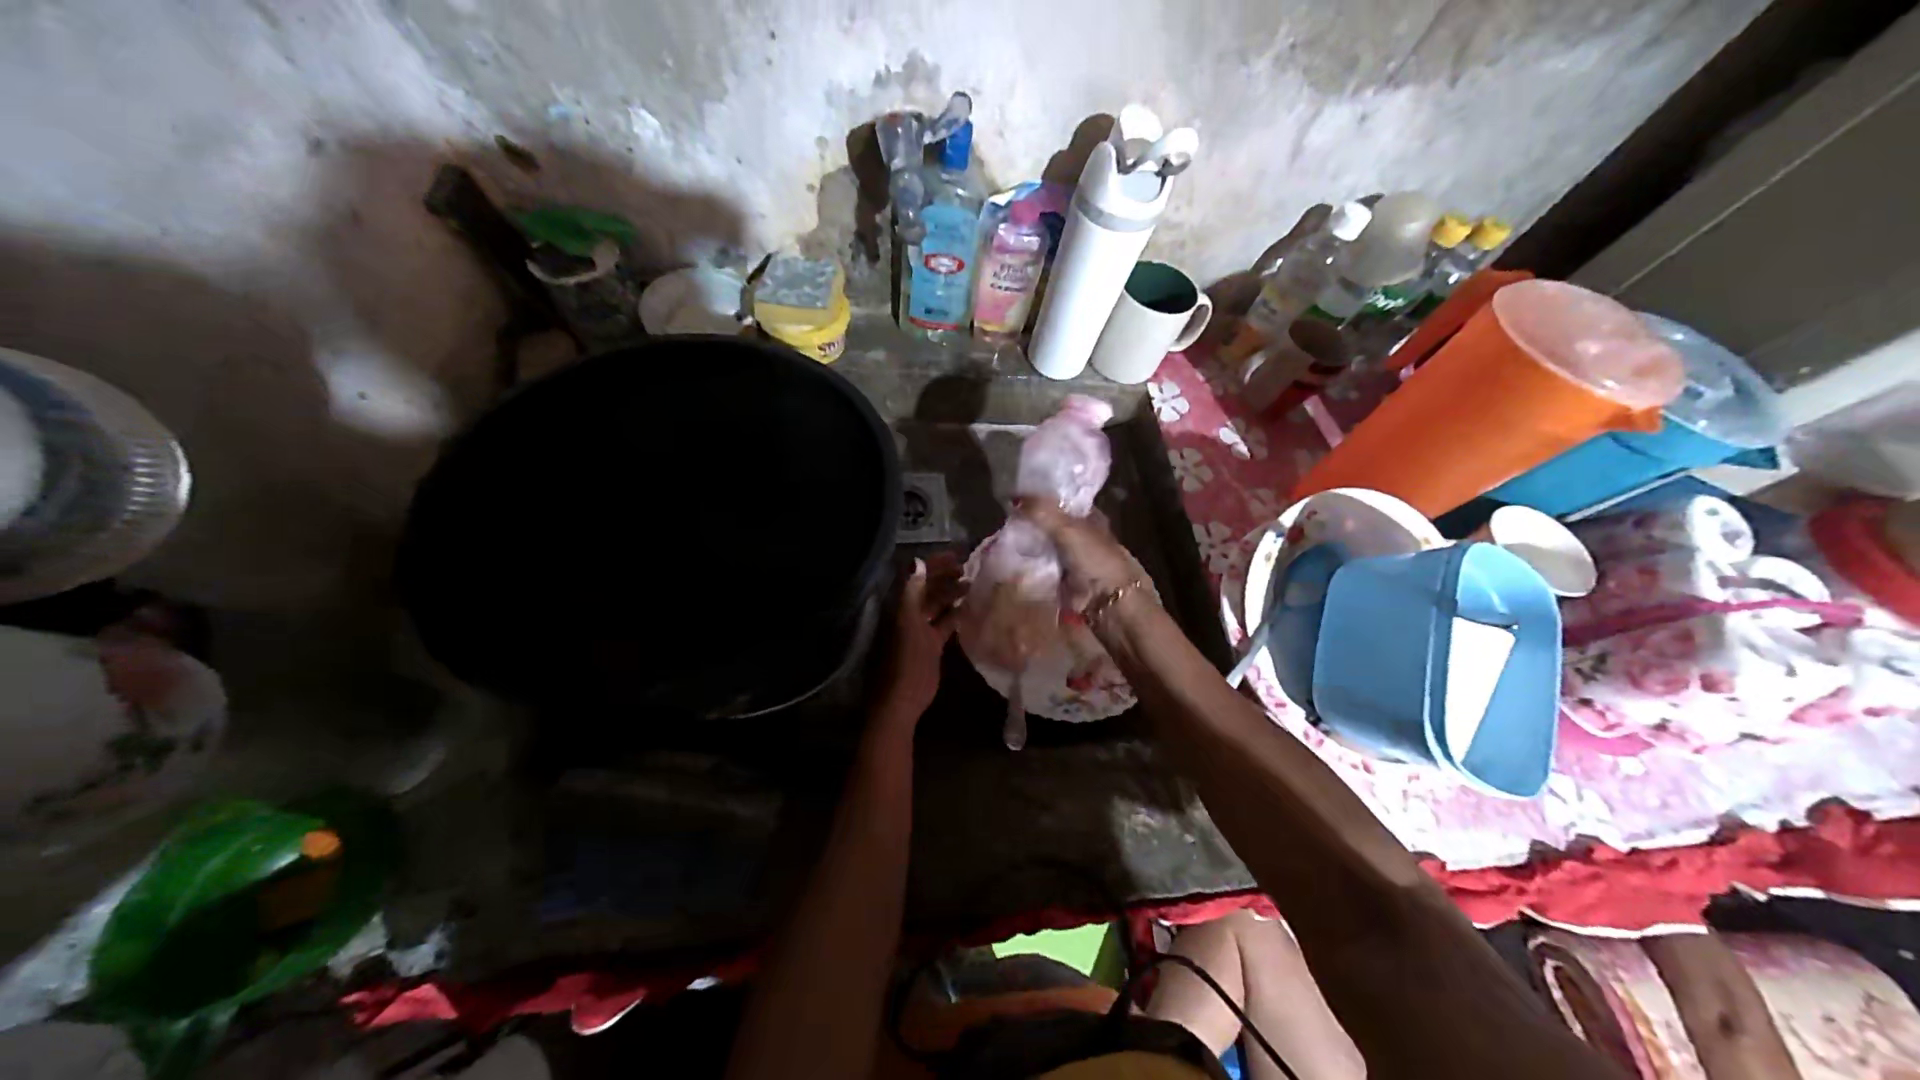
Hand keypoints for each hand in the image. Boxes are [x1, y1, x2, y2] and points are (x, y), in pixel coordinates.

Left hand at [875, 553, 964, 723]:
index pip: (917, 577)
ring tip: (972, 584)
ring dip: (952, 593)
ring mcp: (920, 629)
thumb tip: (917, 561)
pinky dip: (955, 614)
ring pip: (937, 604)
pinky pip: (944, 623)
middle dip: (945, 576)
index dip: (934, 564)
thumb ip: (912, 592)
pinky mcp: (931, 644)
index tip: (957, 555)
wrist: (904, 698)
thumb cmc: (905, 660)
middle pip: (928, 588)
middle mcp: (909, 614)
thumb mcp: (908, 623)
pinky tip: (970, 608)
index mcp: (901, 607)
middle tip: (968, 568)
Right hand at [1013, 498, 1152, 614]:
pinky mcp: (1057, 576)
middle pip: (1047, 523)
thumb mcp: (1069, 528)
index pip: (1061, 500)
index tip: (1015, 495)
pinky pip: (1036, 564)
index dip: (1040, 496)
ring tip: (999, 535)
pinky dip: (1025, 561)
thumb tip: (1014, 499)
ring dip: (1024, 542)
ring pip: (1040, 543)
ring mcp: (1067, 556)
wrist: (1106, 600)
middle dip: (1028, 521)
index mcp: (1088, 516)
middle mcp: (1078, 534)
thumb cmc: (1095, 558)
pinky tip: (1007, 555)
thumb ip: (1042, 512)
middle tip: (1003, 517)